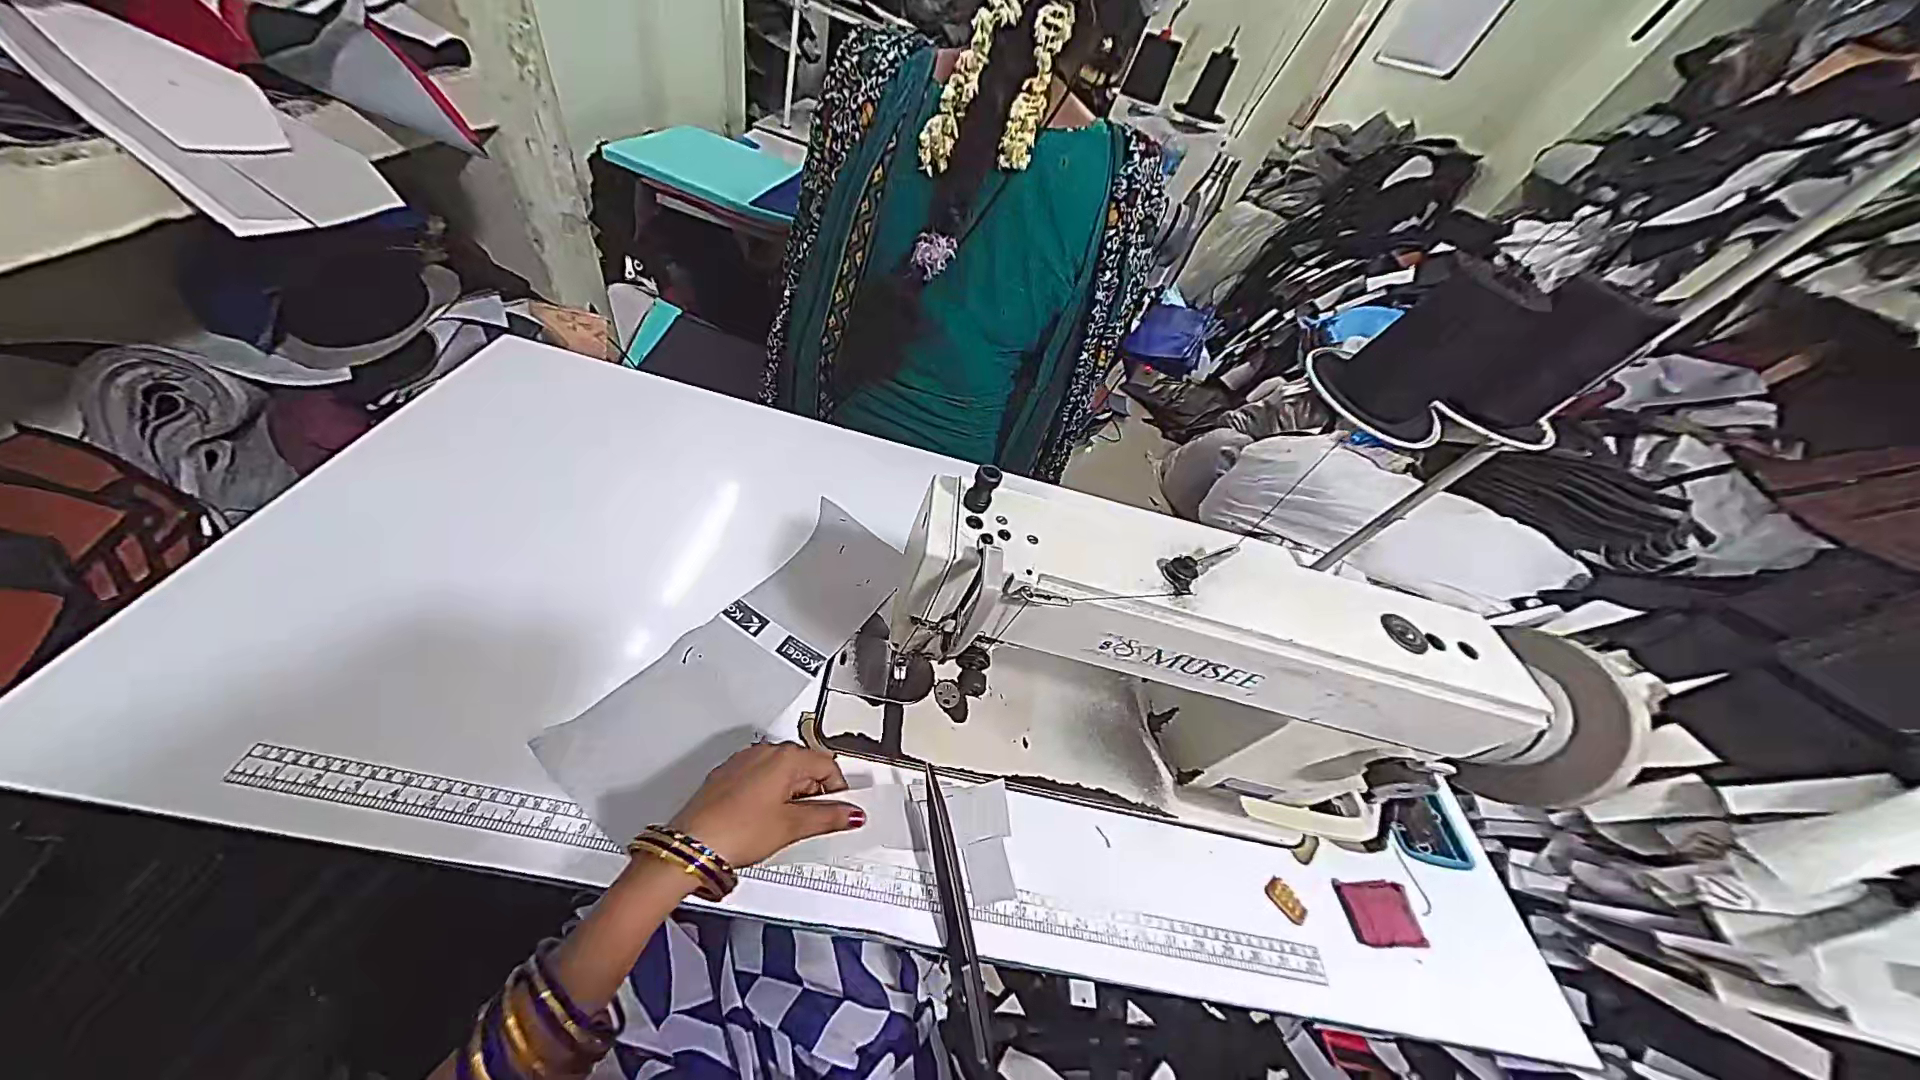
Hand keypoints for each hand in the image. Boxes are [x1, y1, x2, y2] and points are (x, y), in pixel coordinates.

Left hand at [667, 742, 864, 866]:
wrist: (690, 846)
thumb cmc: (732, 831)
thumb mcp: (791, 827)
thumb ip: (828, 817)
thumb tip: (850, 813)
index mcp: (785, 757)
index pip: (828, 765)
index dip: (836, 791)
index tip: (836, 810)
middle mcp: (764, 752)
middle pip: (804, 765)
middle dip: (812, 791)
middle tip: (808, 820)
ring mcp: (744, 761)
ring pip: (781, 771)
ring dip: (789, 792)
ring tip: (780, 823)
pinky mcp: (727, 774)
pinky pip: (759, 776)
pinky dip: (767, 793)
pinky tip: (760, 819)